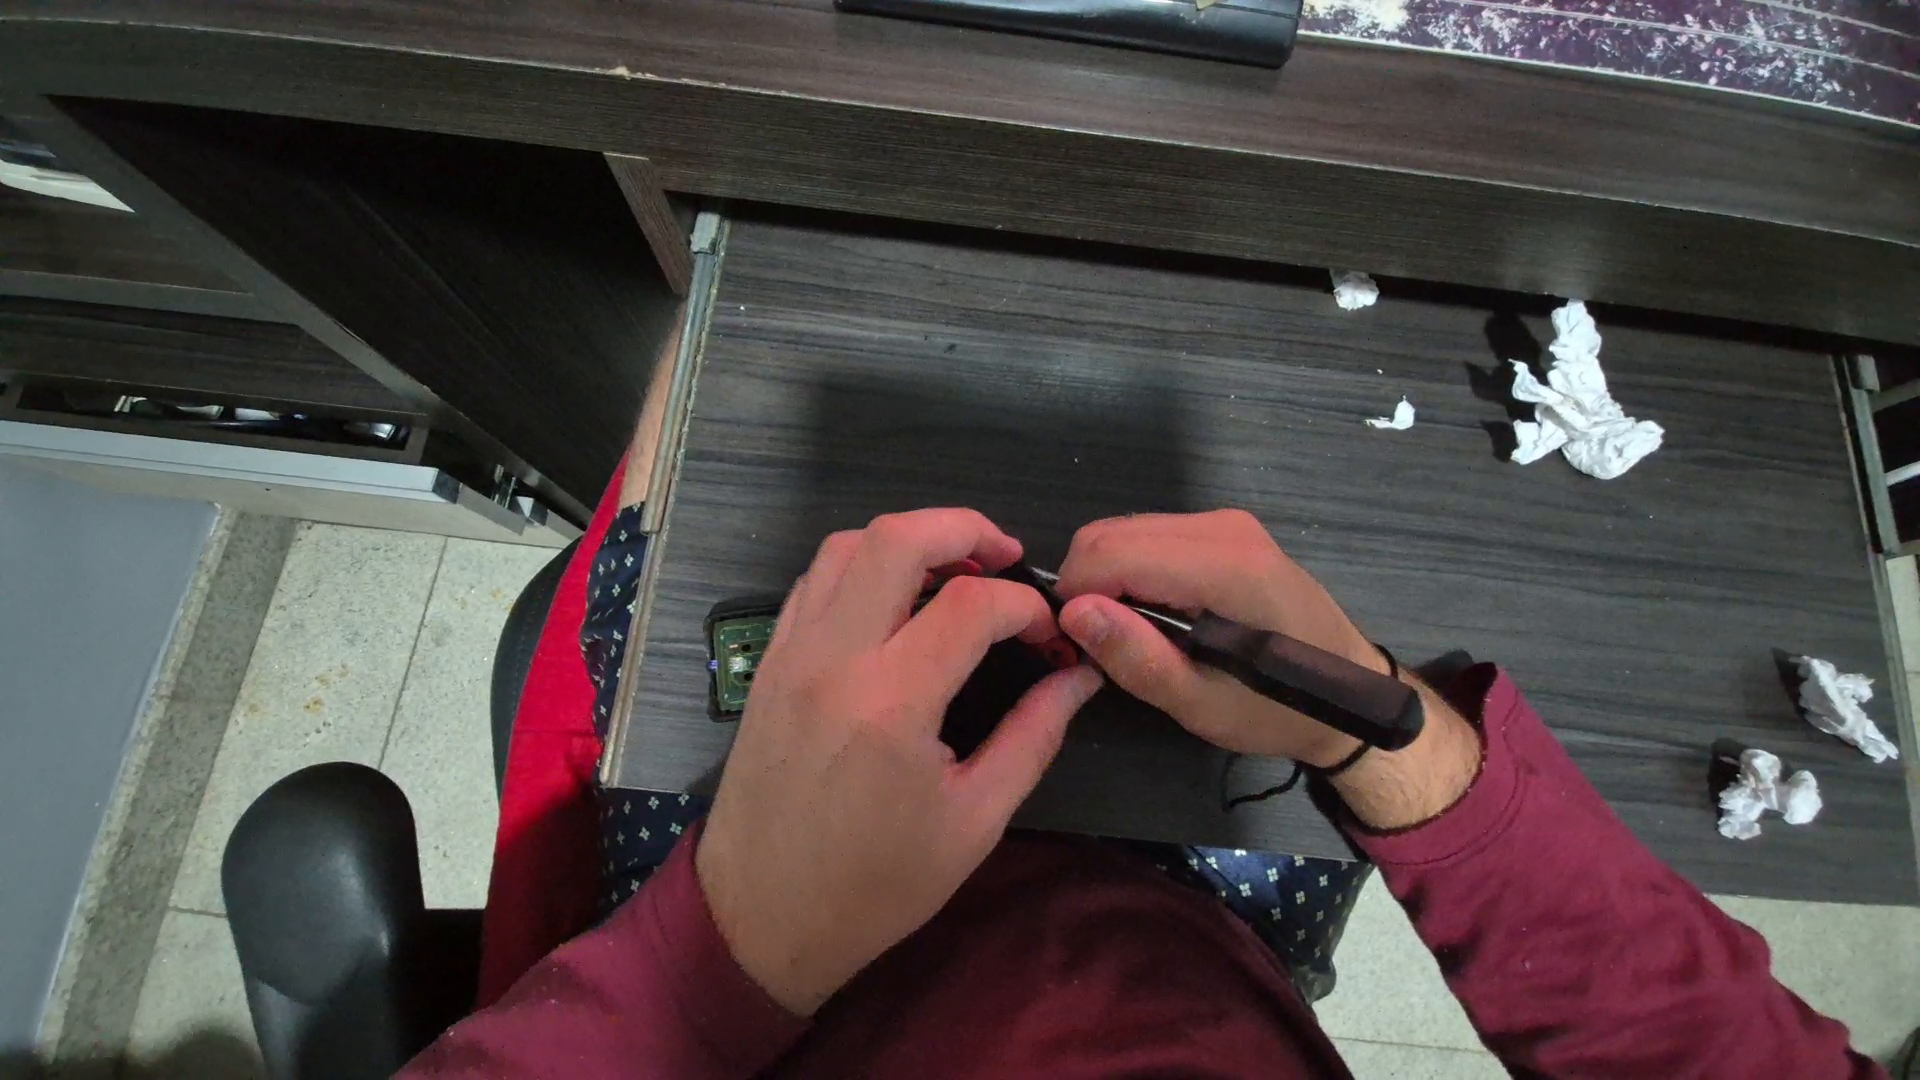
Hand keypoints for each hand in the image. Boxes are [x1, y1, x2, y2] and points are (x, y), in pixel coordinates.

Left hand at [695, 509, 1104, 1015]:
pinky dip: (862, 565)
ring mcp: (791, 652)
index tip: (1047, 634)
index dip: (1025, 606)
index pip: (971, 605)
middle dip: (964, 528)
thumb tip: (1078, 675)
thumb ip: (1034, 735)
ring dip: (909, 539)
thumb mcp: (976, 820)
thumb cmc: (877, 884)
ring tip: (954, 569)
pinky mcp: (769, 660)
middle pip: (897, 539)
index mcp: (892, 702)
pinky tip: (895, 597)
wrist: (760, 917)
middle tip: (1005, 556)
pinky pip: (815, 580)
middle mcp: (834, 657)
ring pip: (847, 545)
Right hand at [1054, 509, 1379, 767]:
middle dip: (1084, 586)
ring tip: (1127, 631)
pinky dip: (1128, 569)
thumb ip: (1137, 657)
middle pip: (1108, 534)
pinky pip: (1146, 535)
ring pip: (1121, 531)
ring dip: (1104, 579)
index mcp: (1224, 567)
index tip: (1076, 644)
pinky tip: (1151, 612)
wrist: (1350, 690)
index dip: (1075, 596)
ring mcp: (1224, 521)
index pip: (1110, 553)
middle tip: (1098, 642)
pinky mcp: (1223, 528)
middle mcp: (1222, 527)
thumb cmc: (1277, 708)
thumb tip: (1073, 612)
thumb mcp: (1200, 704)